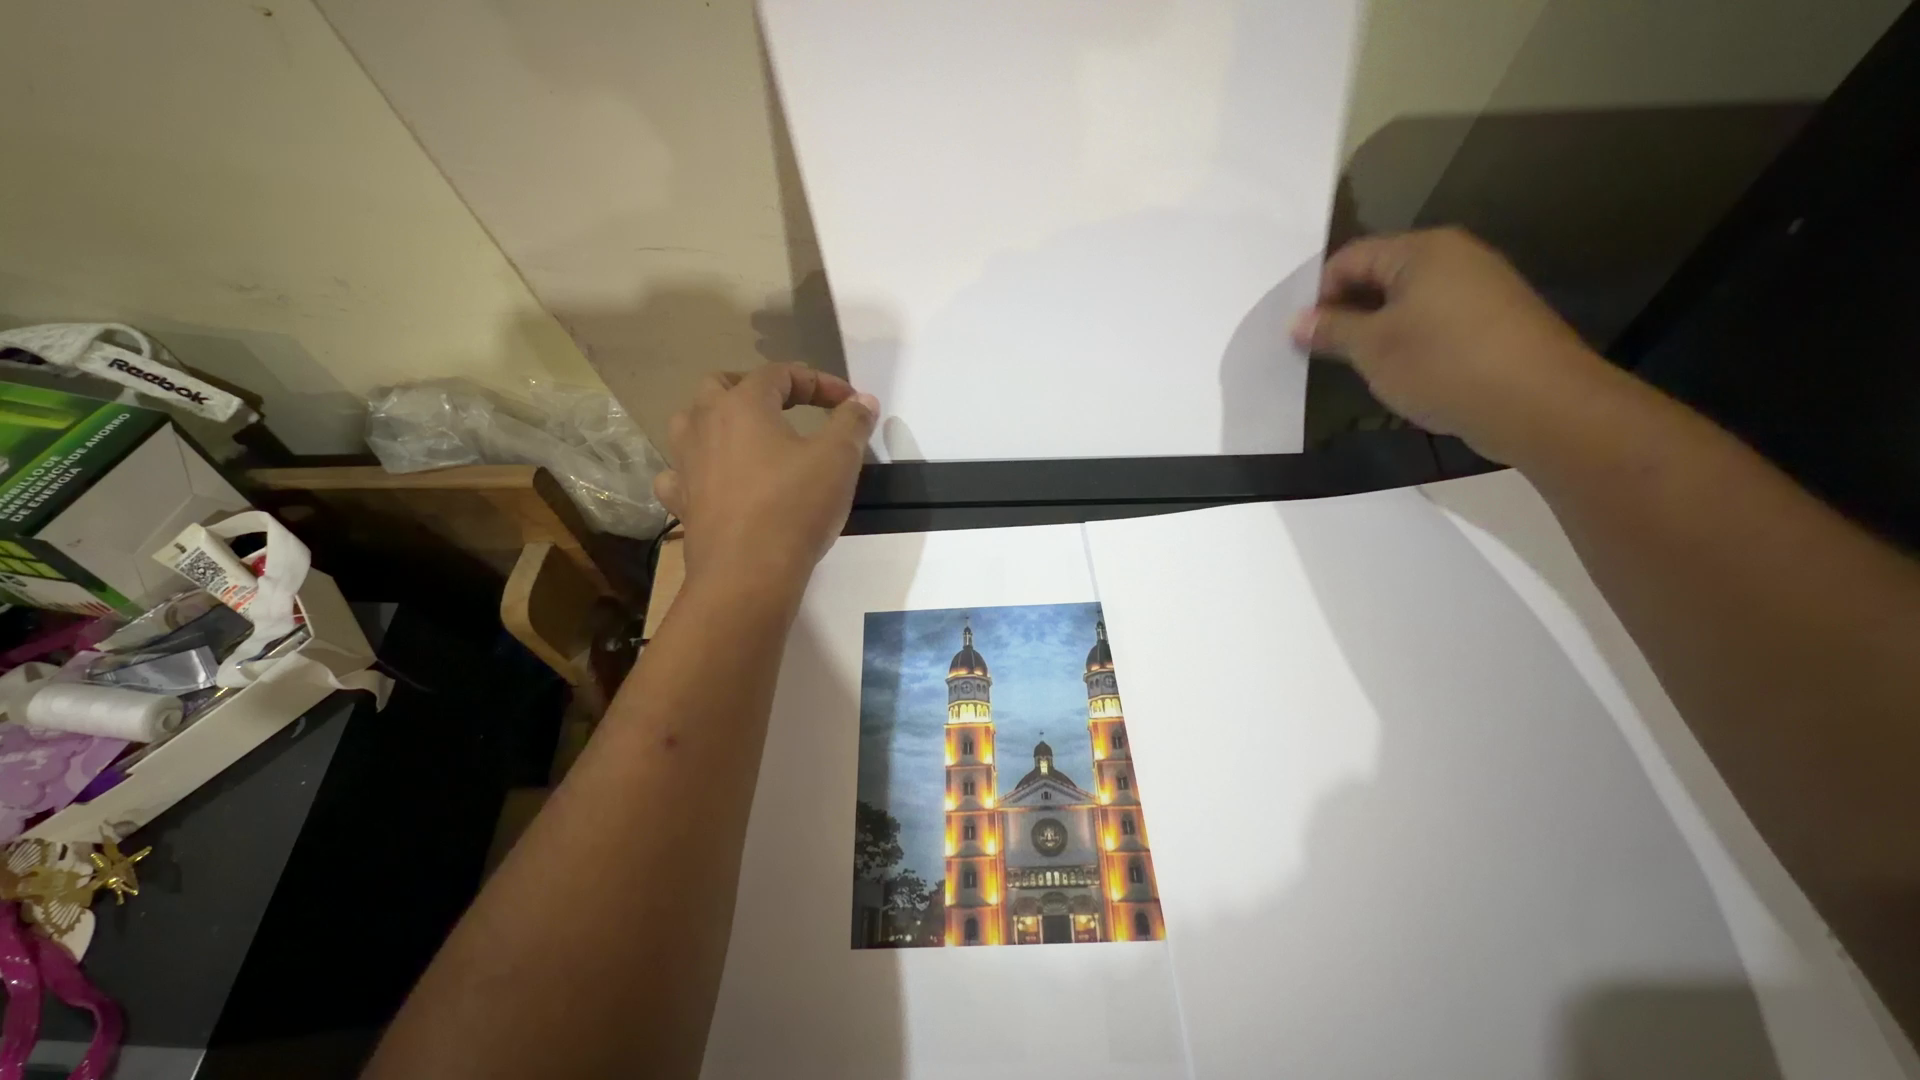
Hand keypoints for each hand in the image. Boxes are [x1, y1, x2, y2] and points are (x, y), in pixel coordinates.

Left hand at [653, 364, 876, 594]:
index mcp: (743, 404)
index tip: (850, 403)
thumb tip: (863, 400)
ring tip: (745, 436)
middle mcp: (704, 423)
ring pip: (690, 423)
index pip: (780, 374)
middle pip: (721, 385)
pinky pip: (680, 472)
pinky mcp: (680, 501)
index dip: (819, 381)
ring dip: (718, 421)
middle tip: (786, 405)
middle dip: (755, 387)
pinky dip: (697, 469)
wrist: (748, 573)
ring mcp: (684, 463)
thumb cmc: (796, 507)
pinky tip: (714, 480)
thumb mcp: (839, 459)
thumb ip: (852, 422)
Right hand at [1292, 228, 1612, 462]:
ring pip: (1410, 299)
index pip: (1350, 258)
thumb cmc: (1443, 364)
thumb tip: (1297, 321)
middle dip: (1348, 311)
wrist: (1539, 403)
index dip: (1318, 294)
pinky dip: (1412, 339)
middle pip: (1381, 274)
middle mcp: (1455, 256)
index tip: (1302, 335)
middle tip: (1325, 352)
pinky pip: (1438, 318)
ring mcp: (1481, 286)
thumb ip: (1331, 330)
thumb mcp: (1373, 349)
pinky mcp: (1497, 318)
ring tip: (1363, 366)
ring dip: (1379, 328)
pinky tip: (1406, 372)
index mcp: (1421, 250)